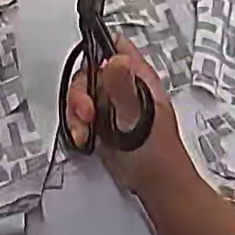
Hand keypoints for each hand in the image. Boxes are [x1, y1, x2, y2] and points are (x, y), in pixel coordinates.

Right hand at [65, 38, 213, 206]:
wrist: (158, 187)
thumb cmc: (158, 156)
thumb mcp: (137, 118)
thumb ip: (123, 88)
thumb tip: (116, 60)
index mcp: (138, 78)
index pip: (115, 46)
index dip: (96, 48)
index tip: (84, 65)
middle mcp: (126, 88)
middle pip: (89, 72)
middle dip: (80, 92)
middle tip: (86, 112)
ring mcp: (114, 105)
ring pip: (82, 94)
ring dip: (76, 112)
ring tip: (86, 129)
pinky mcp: (104, 122)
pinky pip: (81, 114)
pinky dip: (77, 125)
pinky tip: (84, 137)